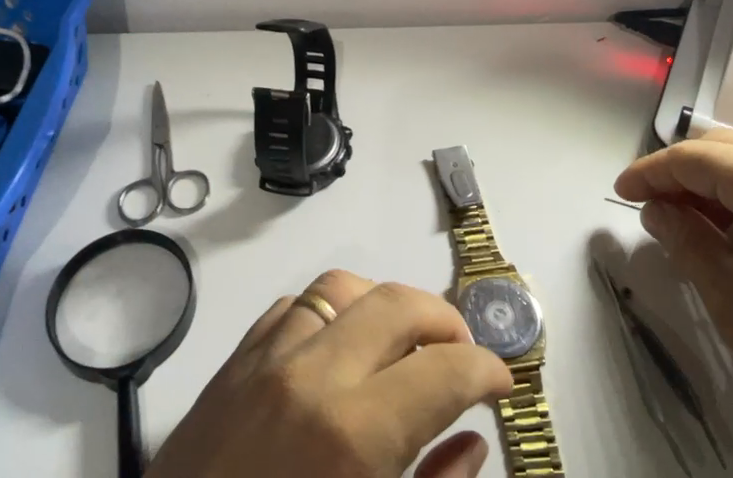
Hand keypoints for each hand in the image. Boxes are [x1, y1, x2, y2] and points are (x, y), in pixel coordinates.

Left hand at [148, 270, 513, 477]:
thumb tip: (469, 443)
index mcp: (352, 433)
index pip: (445, 370)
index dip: (487, 371)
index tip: (500, 384)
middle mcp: (311, 376)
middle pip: (397, 305)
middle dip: (445, 323)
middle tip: (461, 359)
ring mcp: (265, 360)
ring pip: (341, 289)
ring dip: (384, 305)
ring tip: (402, 343)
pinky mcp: (232, 363)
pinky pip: (291, 306)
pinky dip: (329, 314)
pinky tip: (339, 348)